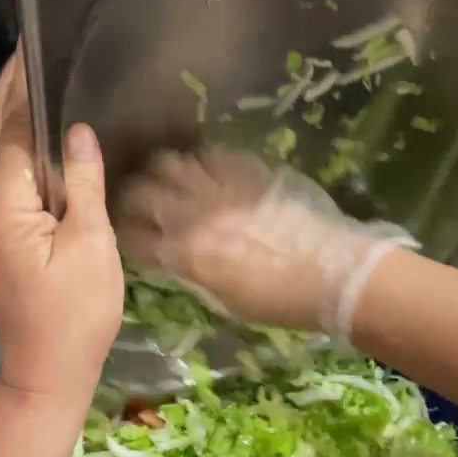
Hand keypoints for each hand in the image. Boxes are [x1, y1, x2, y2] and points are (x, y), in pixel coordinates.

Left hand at [0, 58, 123, 401]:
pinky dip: (19, 152)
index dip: (28, 86)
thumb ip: (82, 182)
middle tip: (34, 50)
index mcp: (1, 202)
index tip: (35, 43)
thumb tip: (78, 131)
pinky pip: (2, 180)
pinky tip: (41, 139)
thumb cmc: (76, 312)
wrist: (47, 369)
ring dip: (14, 119)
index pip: (16, 128)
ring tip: (40, 81)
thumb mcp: (91, 244)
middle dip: (12, 93)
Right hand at [116, 150, 416, 340]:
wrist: (332, 275)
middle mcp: (193, 215)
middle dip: (133, 198)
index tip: (126, 235)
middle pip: (142, 193)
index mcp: (183, 255)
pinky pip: (212, 155)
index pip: (134, 237)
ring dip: (163, 173)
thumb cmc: (277, 301)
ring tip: (169, 181)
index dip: (124, 235)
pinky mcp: (248, 171)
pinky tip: (207, 172)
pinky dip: (202, 162)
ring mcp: (220, 188)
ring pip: (172, 164)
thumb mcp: (222, 300)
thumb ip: (191, 273)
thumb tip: (175, 258)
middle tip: (138, 204)